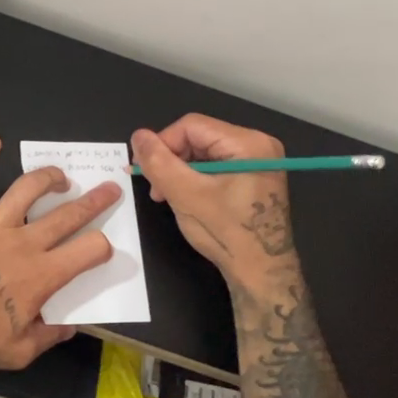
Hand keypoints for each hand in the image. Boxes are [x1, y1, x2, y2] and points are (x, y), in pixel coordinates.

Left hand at [0, 136, 118, 370]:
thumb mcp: (19, 351)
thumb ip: (48, 337)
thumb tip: (69, 327)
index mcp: (42, 275)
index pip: (89, 251)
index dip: (103, 246)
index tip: (103, 246)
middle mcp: (23, 241)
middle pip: (67, 214)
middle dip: (94, 201)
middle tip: (108, 189)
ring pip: (27, 188)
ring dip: (47, 178)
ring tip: (59, 175)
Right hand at [131, 114, 298, 289]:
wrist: (260, 271)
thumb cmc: (226, 232)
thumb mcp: (185, 195)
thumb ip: (159, 162)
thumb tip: (137, 135)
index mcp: (248, 143)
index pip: (191, 126)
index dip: (162, 144)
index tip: (144, 170)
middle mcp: (257, 145)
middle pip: (198, 137)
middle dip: (171, 160)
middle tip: (155, 189)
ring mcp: (257, 161)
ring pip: (202, 152)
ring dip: (179, 171)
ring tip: (166, 196)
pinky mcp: (252, 176)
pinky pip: (214, 165)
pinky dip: (194, 178)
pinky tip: (183, 197)